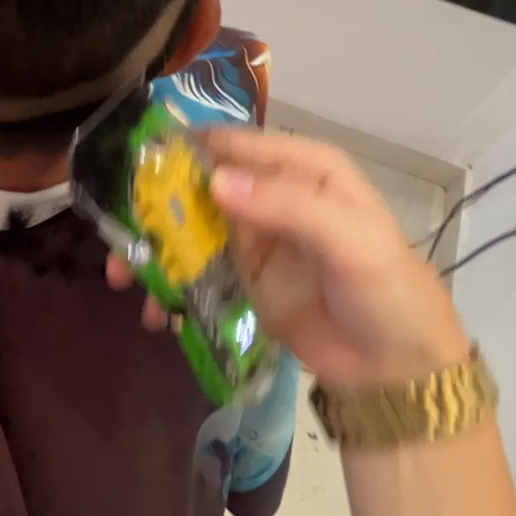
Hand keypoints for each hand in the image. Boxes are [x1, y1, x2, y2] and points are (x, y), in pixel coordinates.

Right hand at [109, 130, 468, 387]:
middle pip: (198, 190)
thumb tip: (214, 183)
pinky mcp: (238, 283)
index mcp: (302, 170)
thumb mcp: (350, 241)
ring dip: (152, 252)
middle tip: (117, 233)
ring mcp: (250, 242)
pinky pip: (192, 276)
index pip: (233, 146)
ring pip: (186, 233)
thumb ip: (287, 206)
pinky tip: (156, 312)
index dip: (185, 151)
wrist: (397, 370)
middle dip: (152, 208)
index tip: (134, 167)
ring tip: (122, 279)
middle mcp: (269, 198)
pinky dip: (168, 290)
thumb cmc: (386, 292)